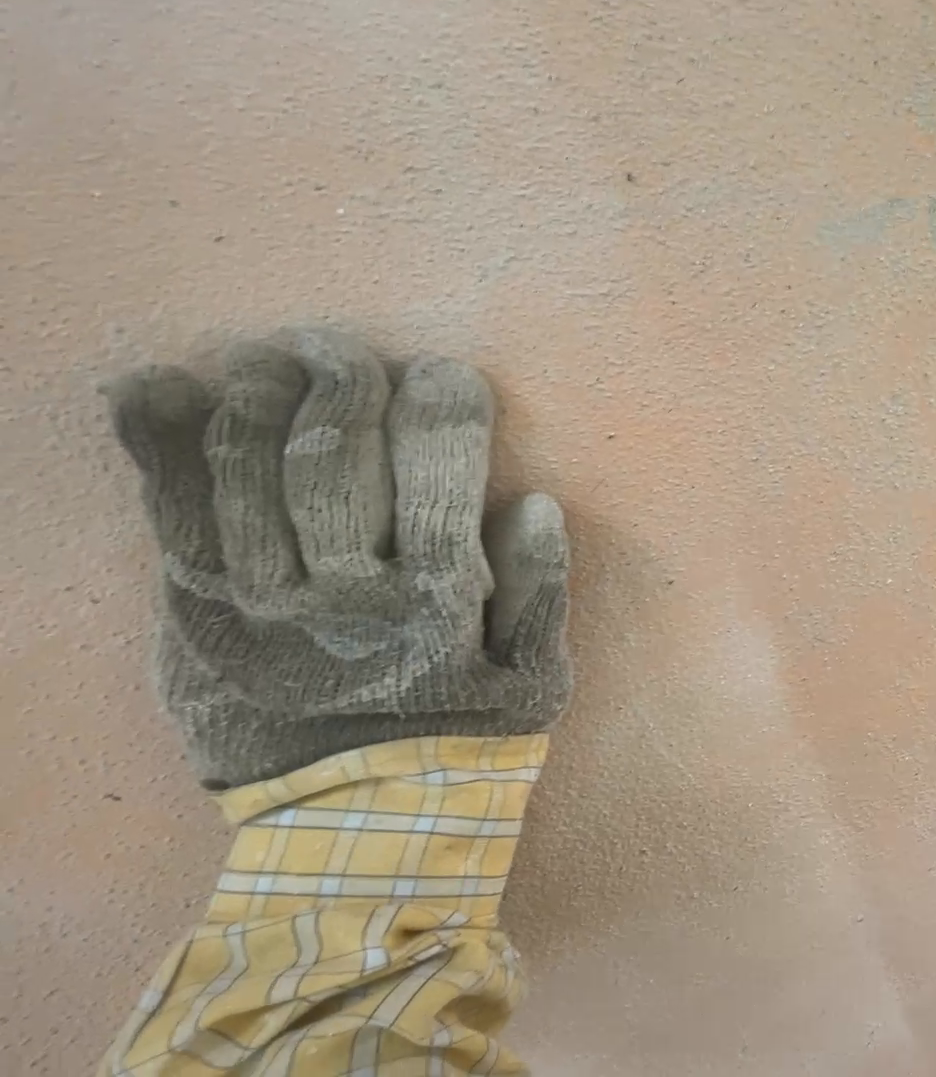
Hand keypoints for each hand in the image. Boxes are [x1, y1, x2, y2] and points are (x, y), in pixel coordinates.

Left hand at [106, 329, 570, 789]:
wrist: (361, 821)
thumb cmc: (469, 735)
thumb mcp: (540, 679)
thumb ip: (543, 593)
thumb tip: (534, 503)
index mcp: (438, 608)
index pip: (441, 489)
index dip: (443, 420)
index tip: (447, 375)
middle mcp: (344, 598)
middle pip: (338, 468)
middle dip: (346, 391)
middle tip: (349, 352)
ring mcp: (258, 605)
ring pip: (246, 479)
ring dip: (258, 400)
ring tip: (272, 356)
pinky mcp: (193, 617)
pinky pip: (166, 519)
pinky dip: (153, 447)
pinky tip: (155, 386)